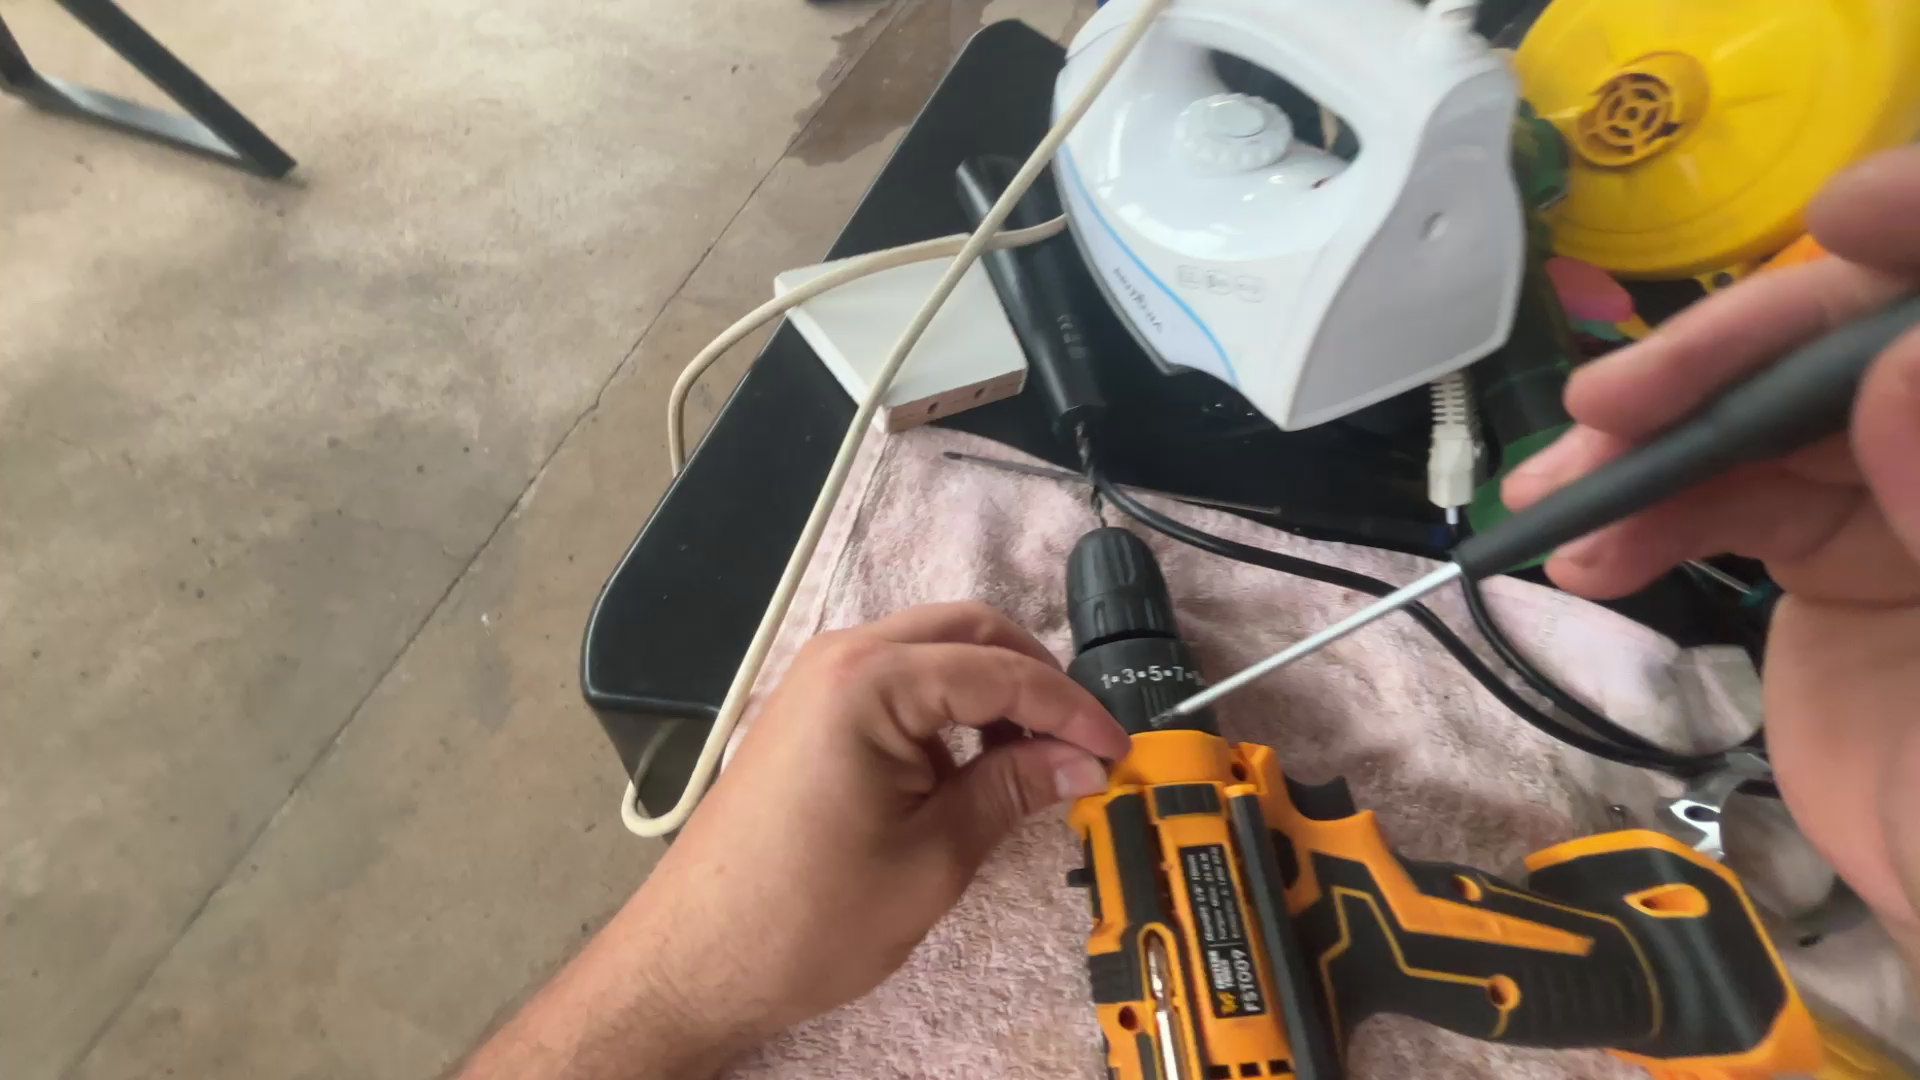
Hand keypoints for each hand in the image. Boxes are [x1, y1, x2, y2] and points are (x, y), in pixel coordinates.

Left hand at [452, 603, 1130, 1079]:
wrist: (695, 956)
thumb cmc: (810, 917)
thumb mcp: (932, 858)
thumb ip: (1013, 789)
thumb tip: (1085, 760)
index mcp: (870, 679)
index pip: (999, 670)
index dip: (1069, 708)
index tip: (1117, 747)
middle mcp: (844, 652)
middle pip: (969, 630)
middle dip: (1034, 675)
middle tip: (1077, 738)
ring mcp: (823, 672)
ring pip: (936, 645)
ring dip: (993, 684)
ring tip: (1032, 751)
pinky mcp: (815, 700)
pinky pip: (902, 673)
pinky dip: (951, 700)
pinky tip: (972, 752)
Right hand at [1504, 146, 1919, 958]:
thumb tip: (1894, 369)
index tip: (1836, 217)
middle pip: (1859, 348)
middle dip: (1722, 363)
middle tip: (1605, 403)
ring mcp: (1910, 494)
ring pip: (1761, 423)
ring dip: (1639, 454)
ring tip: (1552, 500)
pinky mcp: (1827, 549)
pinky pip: (1715, 502)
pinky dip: (1632, 522)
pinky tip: (1583, 561)